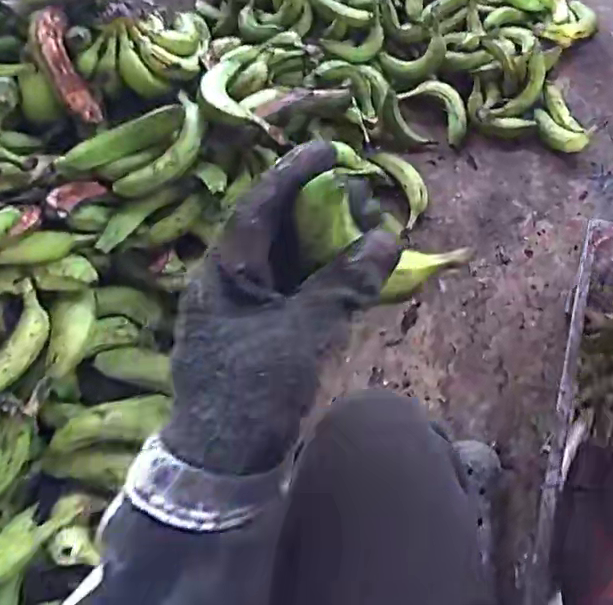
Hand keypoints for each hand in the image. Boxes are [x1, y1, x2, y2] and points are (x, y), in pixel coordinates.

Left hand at [161, 142, 400, 474]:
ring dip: (335, 232)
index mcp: (226, 271)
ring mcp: (255, 296)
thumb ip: (345, 284)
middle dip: (325, 202)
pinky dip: (335, 263)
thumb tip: (389, 238)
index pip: (260, 205)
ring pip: (297, 246)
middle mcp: (238, 274)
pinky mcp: (274, 315)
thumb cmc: (251, 394)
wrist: (224, 465)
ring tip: (371, 224)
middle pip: (283, 220)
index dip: (295, 171)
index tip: (330, 147)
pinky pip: (307, 274)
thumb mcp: (302, 335)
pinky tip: (362, 259)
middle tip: (364, 193)